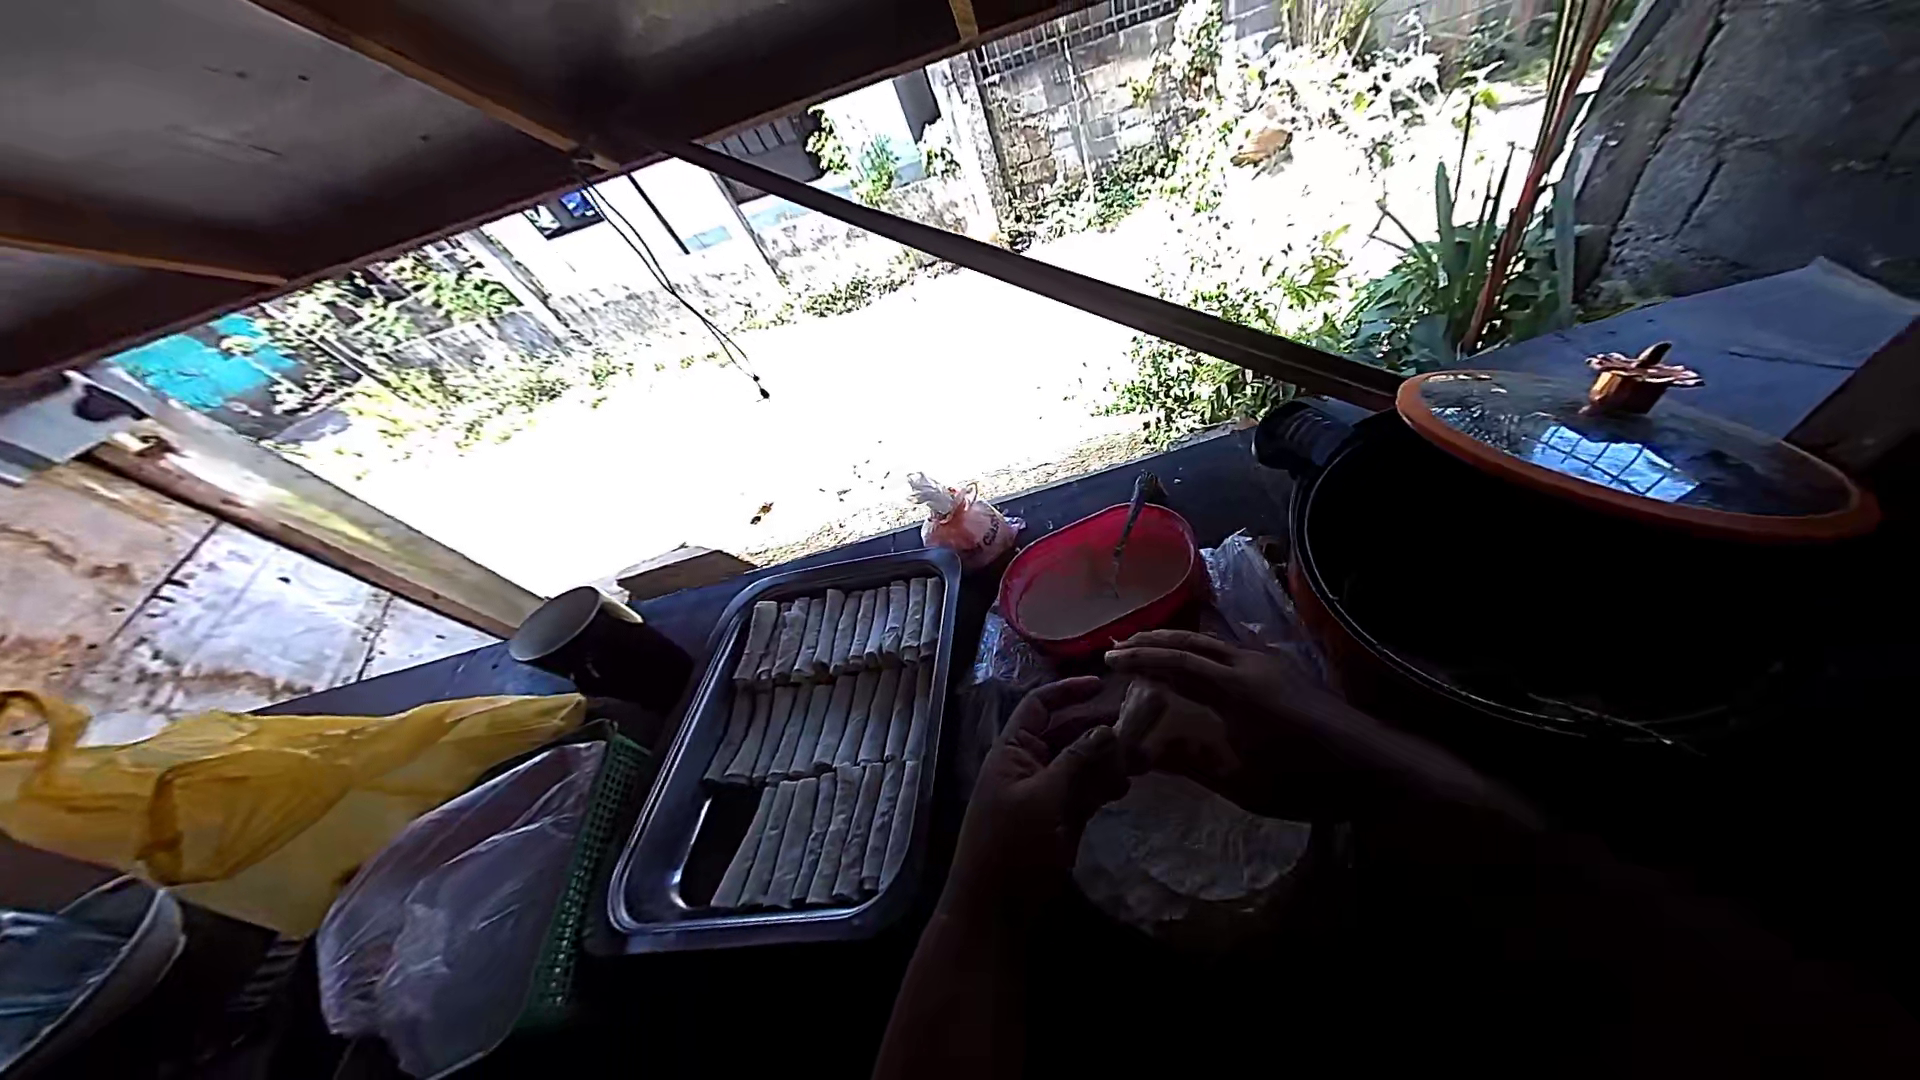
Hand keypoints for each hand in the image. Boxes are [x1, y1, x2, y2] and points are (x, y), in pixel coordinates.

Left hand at [941, 677, 1129, 926]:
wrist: (996, 912)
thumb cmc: (1011, 847)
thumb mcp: (1042, 799)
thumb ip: (1076, 762)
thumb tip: (1107, 730)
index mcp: (1013, 750)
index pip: (1039, 707)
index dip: (1067, 692)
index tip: (1101, 684)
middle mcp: (1030, 764)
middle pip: (1067, 733)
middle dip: (1100, 727)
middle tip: (1141, 722)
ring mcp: (1047, 793)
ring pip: (1082, 763)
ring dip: (1109, 757)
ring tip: (1145, 754)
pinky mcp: (1062, 818)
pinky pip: (1086, 791)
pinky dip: (1105, 784)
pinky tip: (1128, 782)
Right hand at [1106, 631, 1535, 825]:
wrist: (1381, 769)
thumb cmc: (1311, 781)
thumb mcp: (1245, 783)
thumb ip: (1191, 761)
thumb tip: (1142, 752)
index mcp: (1236, 689)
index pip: (1175, 662)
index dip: (1139, 659)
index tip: (1109, 661)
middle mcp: (1248, 664)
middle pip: (1188, 640)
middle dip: (1150, 641)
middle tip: (1118, 648)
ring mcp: (1266, 661)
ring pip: (1208, 639)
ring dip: (1173, 640)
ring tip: (1146, 648)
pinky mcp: (1279, 668)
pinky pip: (1225, 646)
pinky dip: (1196, 646)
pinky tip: (1192, 658)